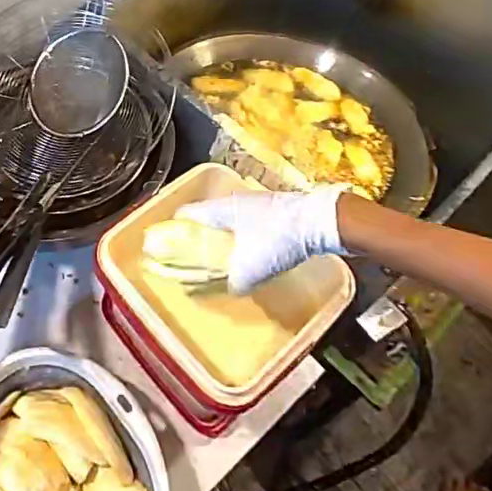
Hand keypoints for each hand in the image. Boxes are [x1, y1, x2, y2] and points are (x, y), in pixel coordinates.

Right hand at [174, 189, 345, 292]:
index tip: (169, 245)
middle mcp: (233, 201)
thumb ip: (235, 280)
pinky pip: (244, 224)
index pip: (186, 213)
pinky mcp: (271, 210)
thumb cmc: (280, 238)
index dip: (175, 229)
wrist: (322, 222)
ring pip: (227, 220)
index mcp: (221, 209)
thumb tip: (229, 288)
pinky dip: (239, 237)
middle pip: (206, 217)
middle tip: (195, 257)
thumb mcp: (253, 267)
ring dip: (221, 237)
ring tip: (219, 258)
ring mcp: (253, 203)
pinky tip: (248, 253)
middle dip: (198, 236)